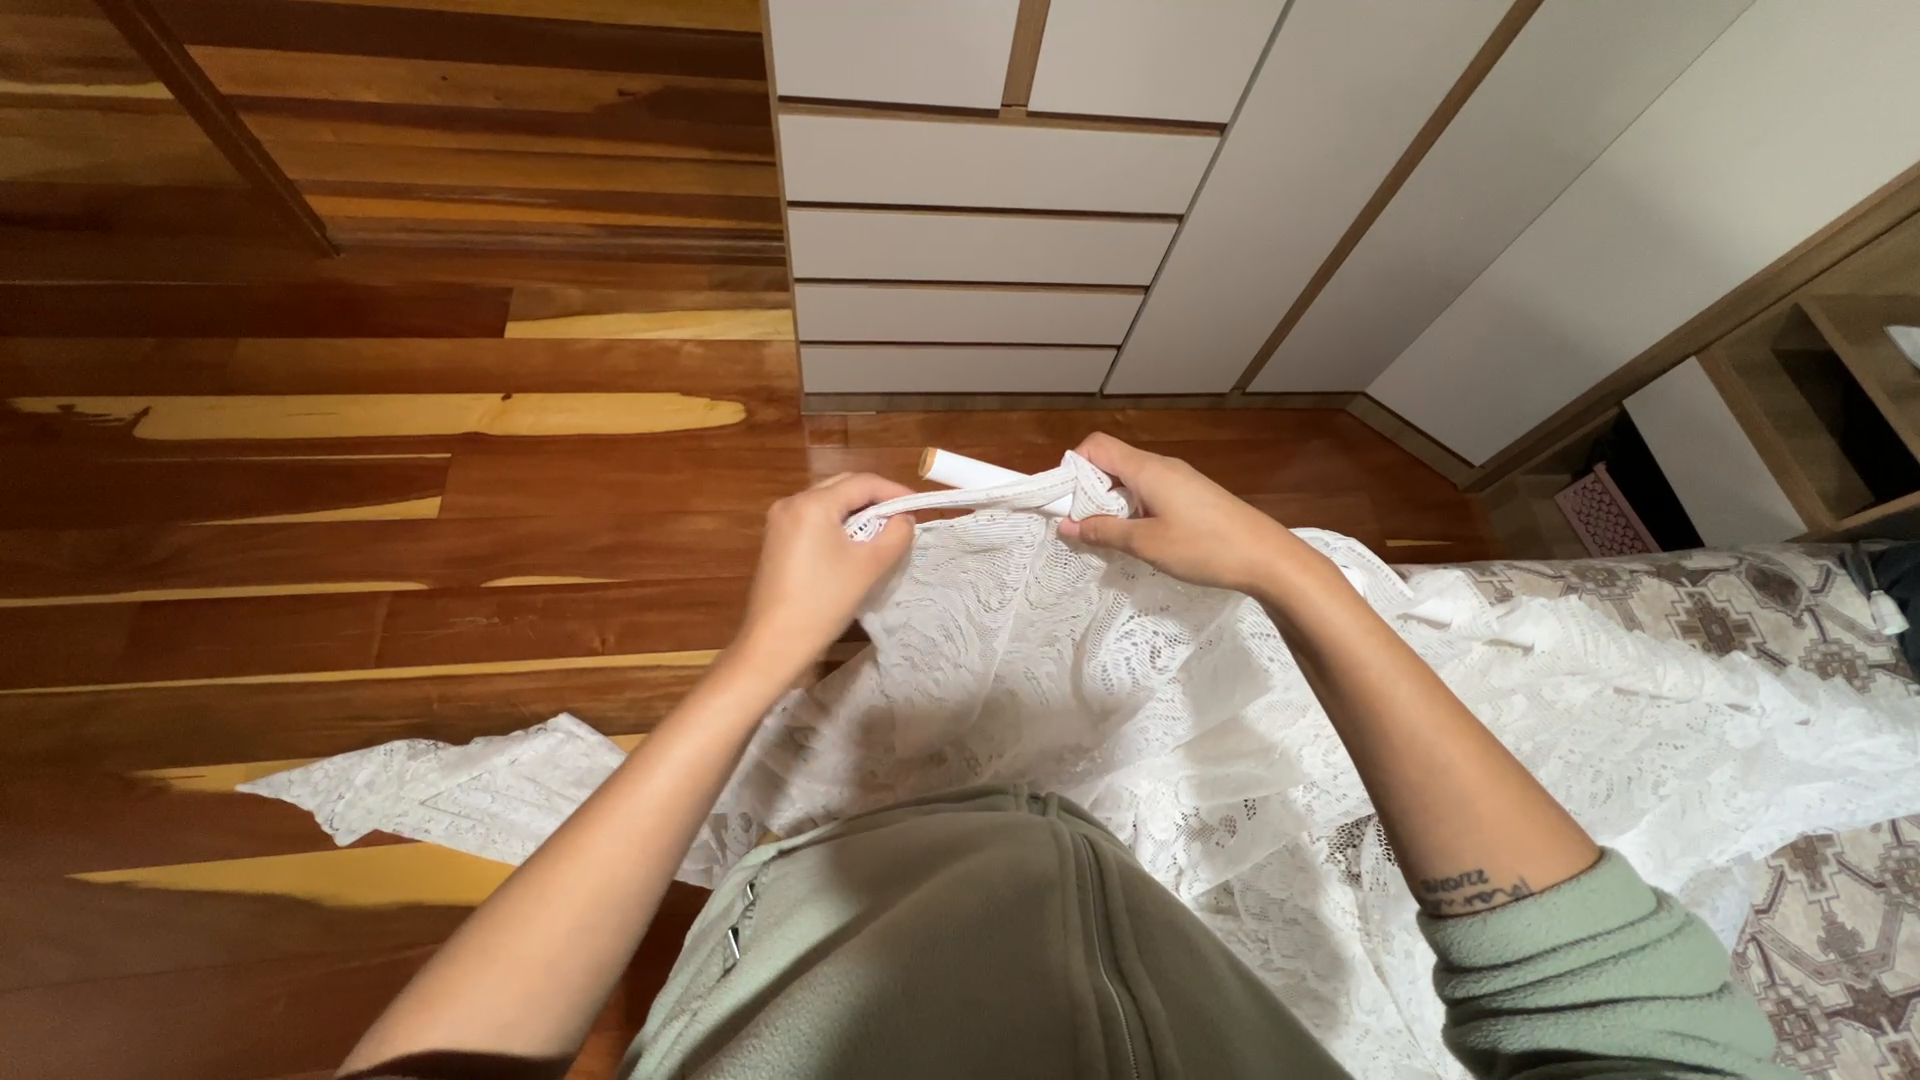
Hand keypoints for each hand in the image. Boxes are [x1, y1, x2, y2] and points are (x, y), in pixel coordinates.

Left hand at [733, 472, 915, 672]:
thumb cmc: (824, 601)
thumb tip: (903, 519)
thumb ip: (895, 535)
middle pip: (843, 486)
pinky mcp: (776, 540)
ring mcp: (779, 521)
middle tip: (903, 518)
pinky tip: (854, 544)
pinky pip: (814, 519)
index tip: (919, 507)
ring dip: (857, 511)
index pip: (863, 483)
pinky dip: (838, 524)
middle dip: (876, 499)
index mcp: (813, 504)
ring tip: (883, 531)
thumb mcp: (869, 566)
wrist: (775, 643)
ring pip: (828, 502)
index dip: (895, 491)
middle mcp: (792, 502)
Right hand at [1058, 432, 1303, 594]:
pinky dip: (1133, 509)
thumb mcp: (1146, 544)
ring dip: (1111, 503)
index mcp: (1147, 469)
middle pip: (1111, 462)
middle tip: (1082, 525)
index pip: (1096, 445)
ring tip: (1108, 536)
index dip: (1074, 466)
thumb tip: (1066, 525)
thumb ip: (1103, 532)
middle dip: (1088, 490)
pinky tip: (1139, 538)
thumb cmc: (1204, 547)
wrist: (1268, 558)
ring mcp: (1179, 480)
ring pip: (1130, 480)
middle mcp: (1161, 466)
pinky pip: (1150, 492)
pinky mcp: (1192, 496)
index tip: (1065, 501)